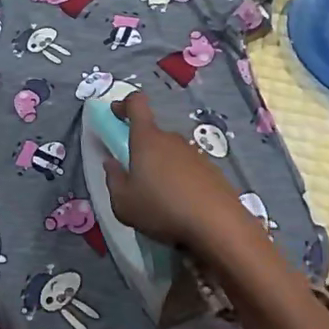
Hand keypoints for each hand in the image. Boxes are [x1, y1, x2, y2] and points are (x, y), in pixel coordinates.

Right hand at [101, 94, 270, 271]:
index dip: (124, 104)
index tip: (116, 113)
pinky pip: (188, 169)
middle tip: (136, 179)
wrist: (216, 224)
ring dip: (162, 168)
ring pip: (171, 153)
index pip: (137, 104)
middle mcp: (172, 139)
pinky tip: (181, 205)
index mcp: (147, 140)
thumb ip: (114, 179)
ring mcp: (195, 153)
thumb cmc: (161, 209)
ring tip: (159, 199)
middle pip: (153, 135)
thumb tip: (112, 163)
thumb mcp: (123, 203)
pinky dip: (181, 181)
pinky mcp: (212, 170)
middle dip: (142, 151)